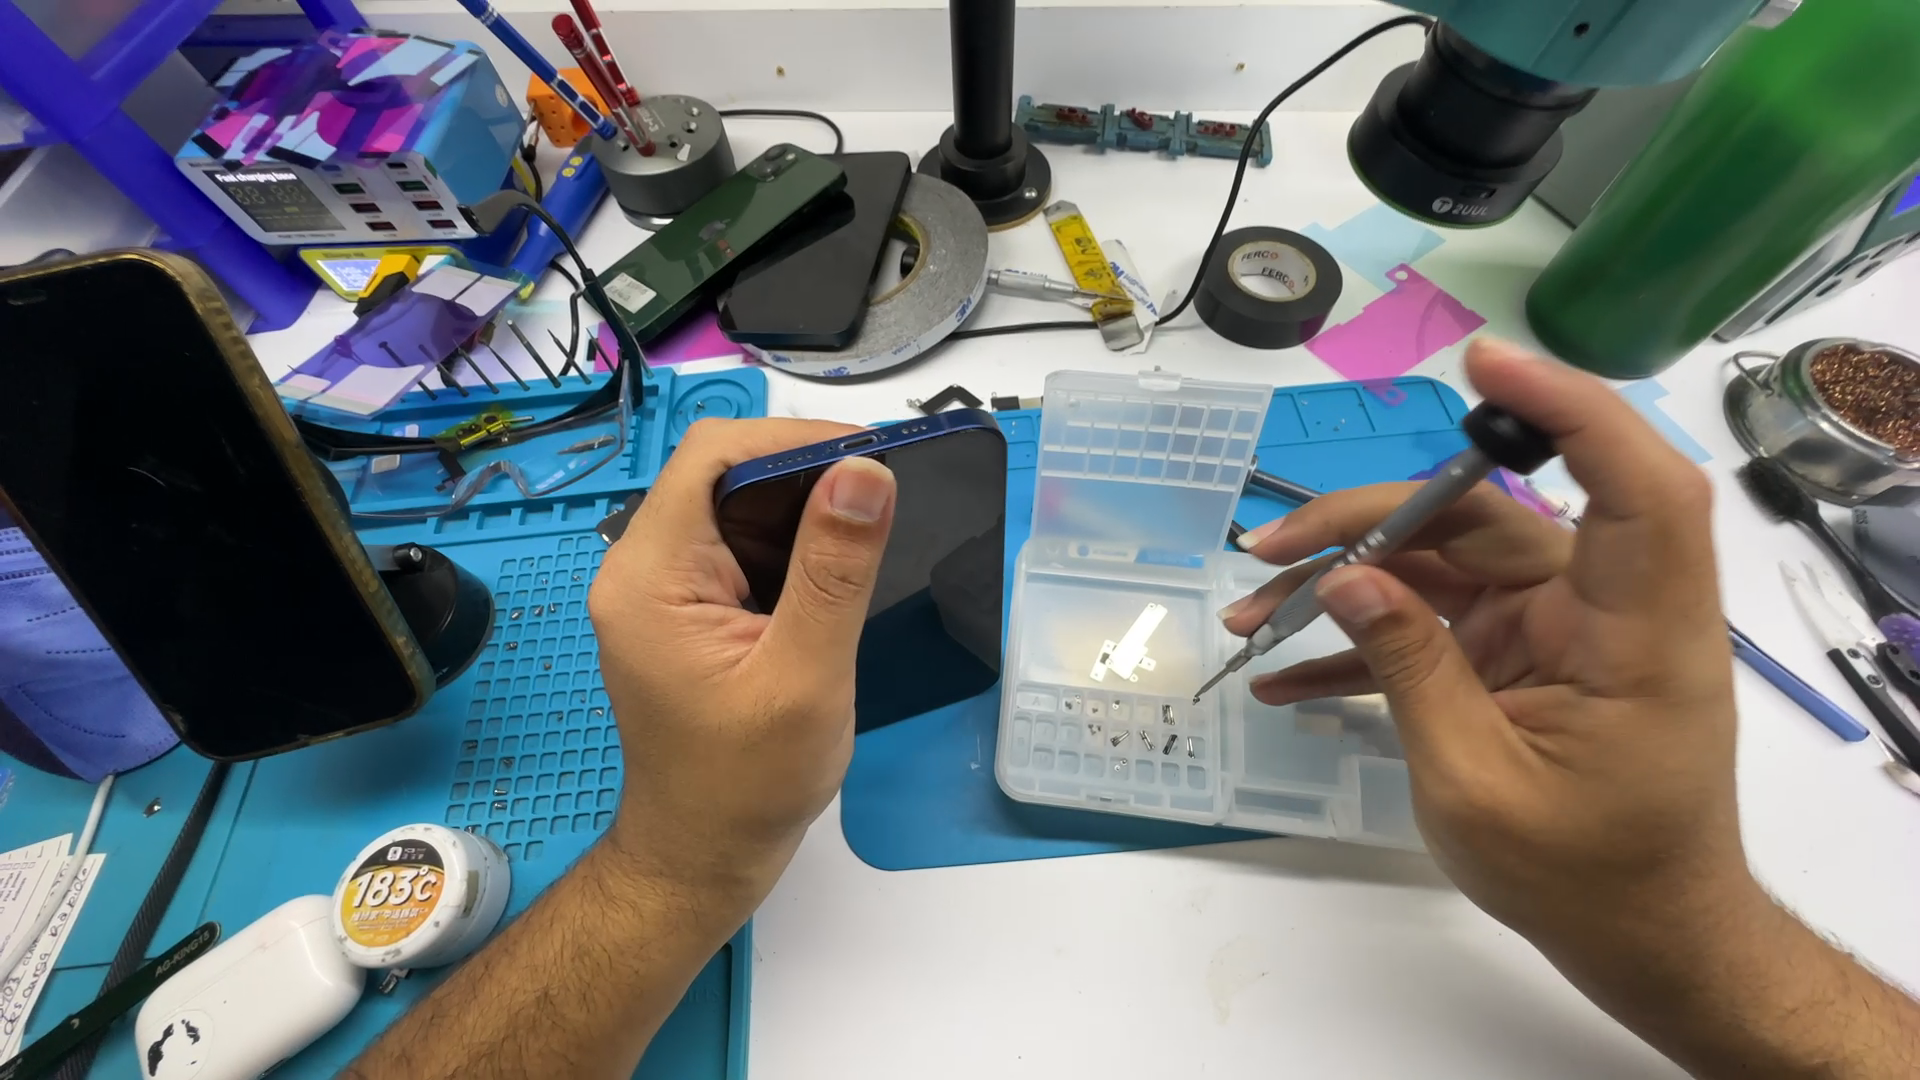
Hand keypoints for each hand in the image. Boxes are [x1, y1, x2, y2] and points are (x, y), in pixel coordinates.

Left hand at [588, 419, 894, 909]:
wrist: (706, 857)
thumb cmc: (749, 783)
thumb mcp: (804, 677)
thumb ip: (836, 572)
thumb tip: (867, 473)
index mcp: (652, 575)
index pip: (713, 456)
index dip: (793, 439)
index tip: (872, 459)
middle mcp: (649, 568)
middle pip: (727, 475)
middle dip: (810, 473)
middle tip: (888, 494)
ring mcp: (672, 589)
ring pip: (744, 509)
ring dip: (810, 509)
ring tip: (876, 528)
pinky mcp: (699, 609)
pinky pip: (751, 548)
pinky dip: (802, 545)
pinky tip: (845, 564)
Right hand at [1225, 340, 1757, 996]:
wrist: (1630, 933)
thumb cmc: (1580, 874)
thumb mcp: (1475, 779)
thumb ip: (1410, 667)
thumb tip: (1343, 579)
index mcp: (1626, 633)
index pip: (1631, 490)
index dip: (1567, 412)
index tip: (1482, 364)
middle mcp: (1583, 608)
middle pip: (1468, 521)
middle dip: (1357, 529)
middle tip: (1261, 558)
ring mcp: (1535, 627)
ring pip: (1424, 567)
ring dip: (1331, 588)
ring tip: (1248, 618)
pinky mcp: (1496, 653)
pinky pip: (1415, 625)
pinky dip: (1348, 645)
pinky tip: (1279, 674)